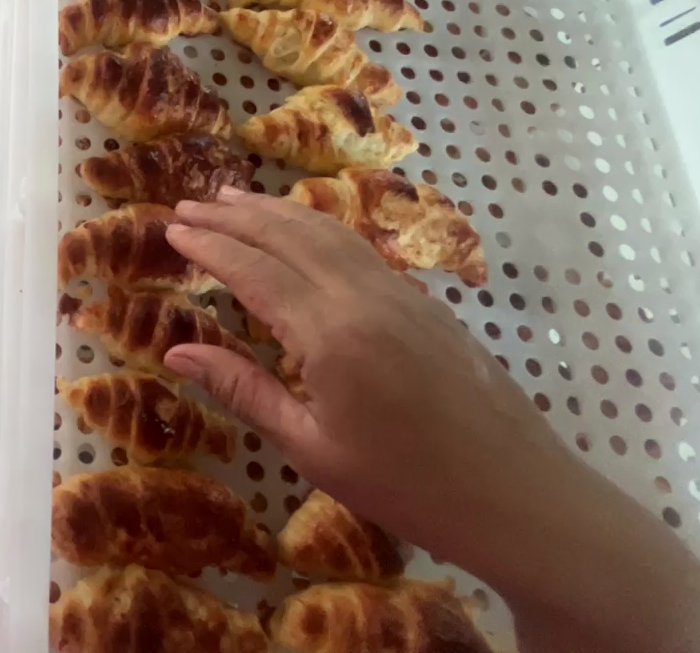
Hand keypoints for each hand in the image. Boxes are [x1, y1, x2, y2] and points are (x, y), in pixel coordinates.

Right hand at [161, 187, 699, 652]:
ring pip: (325, 231)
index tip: (170, 230)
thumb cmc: (409, 487)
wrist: (529, 503)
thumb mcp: (312, 449)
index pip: (253, 271)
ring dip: (272, 209)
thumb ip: (242, 390)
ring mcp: (400, 294)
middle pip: (286, 236)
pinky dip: (314, 224)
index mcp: (331, 335)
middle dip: (231, 216)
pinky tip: (298, 226)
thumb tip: (174, 352)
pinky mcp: (424, 301)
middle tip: (186, 205)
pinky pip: (356, 245)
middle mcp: (363, 298)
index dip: (208, 247)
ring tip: (231, 196)